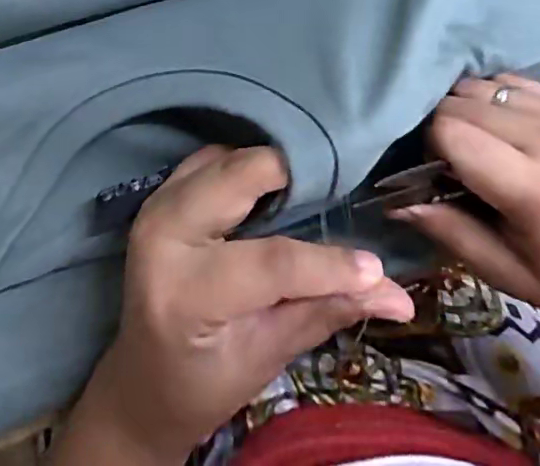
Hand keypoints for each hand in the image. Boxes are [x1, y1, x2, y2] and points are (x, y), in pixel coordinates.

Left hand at [55, 146, 413, 465]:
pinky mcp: (162, 194)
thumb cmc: (202, 381)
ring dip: (271, 167)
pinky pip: (211, 158)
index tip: (375, 267)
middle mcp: (163, 234)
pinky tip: (274, 186)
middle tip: (338, 192)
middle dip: (295, 176)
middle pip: (240, 176)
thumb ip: (327, 312)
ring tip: (312, 190)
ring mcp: (157, 206)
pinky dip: (245, 164)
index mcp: (185, 292)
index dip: (329, 262)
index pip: (270, 263)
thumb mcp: (266, 356)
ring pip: (227, 157)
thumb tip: (398, 296)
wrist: (141, 380)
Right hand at [392, 75, 539, 350]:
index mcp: (533, 187)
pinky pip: (513, 81)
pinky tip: (498, 126)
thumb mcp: (507, 272)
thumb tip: (393, 200)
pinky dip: (493, 96)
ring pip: (482, 85)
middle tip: (452, 163)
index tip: (438, 176)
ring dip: (465, 108)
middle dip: (442, 126)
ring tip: (476, 144)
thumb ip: (447, 230)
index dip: (430, 149)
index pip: (449, 130)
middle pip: (460, 101)